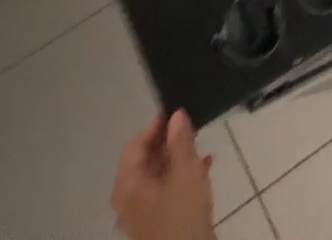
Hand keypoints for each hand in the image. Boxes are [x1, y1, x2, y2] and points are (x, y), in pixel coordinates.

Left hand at [111, 110, 215, 239]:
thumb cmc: (181, 213)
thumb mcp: (185, 172)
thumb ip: (180, 142)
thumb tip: (177, 115)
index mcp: (127, 185)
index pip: (134, 146)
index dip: (154, 126)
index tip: (176, 110)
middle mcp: (128, 198)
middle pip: (144, 160)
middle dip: (167, 140)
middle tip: (191, 124)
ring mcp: (142, 211)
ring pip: (157, 174)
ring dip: (177, 156)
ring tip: (200, 142)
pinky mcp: (157, 220)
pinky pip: (165, 188)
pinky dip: (181, 174)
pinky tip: (204, 165)